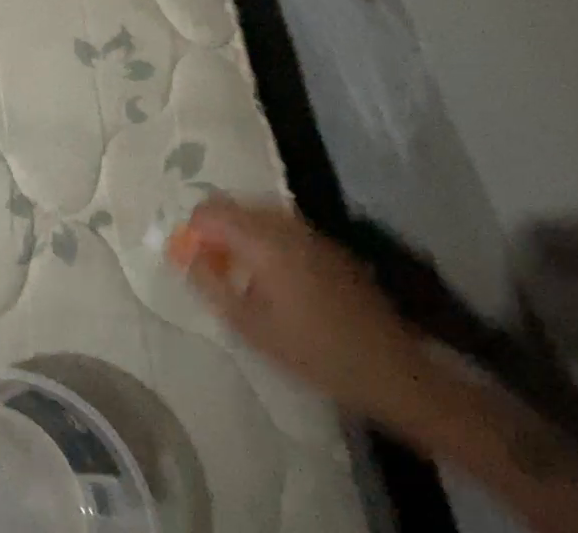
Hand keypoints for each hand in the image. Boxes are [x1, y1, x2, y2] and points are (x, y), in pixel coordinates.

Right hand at [171, 194, 429, 421]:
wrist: (391, 371)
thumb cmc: (312, 352)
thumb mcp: (247, 325)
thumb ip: (209, 282)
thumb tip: (186, 255)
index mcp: (264, 241)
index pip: (209, 211)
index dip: (192, 231)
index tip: (191, 260)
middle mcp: (289, 226)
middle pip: (235, 206)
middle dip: (215, 230)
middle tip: (211, 266)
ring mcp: (315, 234)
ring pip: (261, 215)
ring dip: (241, 235)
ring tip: (239, 273)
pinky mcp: (332, 248)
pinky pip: (285, 229)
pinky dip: (266, 241)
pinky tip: (273, 279)